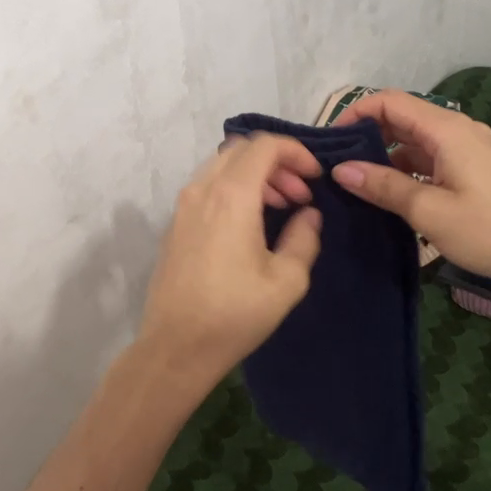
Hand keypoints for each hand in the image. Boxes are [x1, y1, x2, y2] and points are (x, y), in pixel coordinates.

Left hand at [137, 133, 323, 388]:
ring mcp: (183, 205)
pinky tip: (250, 223)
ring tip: (279, 207)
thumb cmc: (235, 314)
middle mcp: (202, 190)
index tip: (315, 177)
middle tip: (300, 195)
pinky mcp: (175, 223)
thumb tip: (308, 215)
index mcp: (232, 196)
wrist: (176, 346)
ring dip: (254, 175)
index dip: (295, 152)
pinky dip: (233, 188)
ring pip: (222, 166)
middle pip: (242, 149)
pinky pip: (207, 186)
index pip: (264, 145)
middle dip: (277, 162)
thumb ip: (304, 238)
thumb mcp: (286, 281)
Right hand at [331, 90, 490, 293]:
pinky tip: (392, 195)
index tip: (329, 142)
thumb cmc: (490, 231)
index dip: (356, 114)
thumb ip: (383, 186)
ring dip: (386, 155)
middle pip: (403, 118)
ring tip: (357, 183)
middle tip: (336, 164)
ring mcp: (472, 150)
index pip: (390, 101)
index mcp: (448, 130)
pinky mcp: (478, 170)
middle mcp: (460, 130)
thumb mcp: (428, 211)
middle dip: (368, 135)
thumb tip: (341, 169)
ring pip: (417, 140)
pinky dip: (408, 169)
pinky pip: (433, 158)